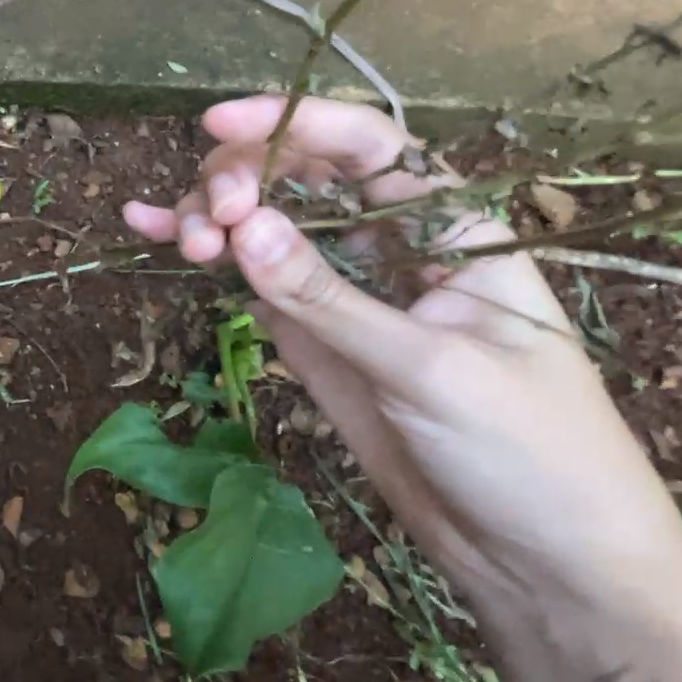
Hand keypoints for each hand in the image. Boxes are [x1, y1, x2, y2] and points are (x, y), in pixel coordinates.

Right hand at [123, 96, 681, 681]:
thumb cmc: (531, 454)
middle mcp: (381, 240)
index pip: (365, 146)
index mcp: (445, 227)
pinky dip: (196, 250)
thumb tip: (242, 227)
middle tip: (209, 223)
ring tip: (183, 242)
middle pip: (293, 174)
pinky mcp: (298, 325)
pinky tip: (145, 227)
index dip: (292, 122)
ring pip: (256, 218)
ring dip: (207, 214)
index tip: (217, 126)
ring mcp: (334, 282)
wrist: (536, 560)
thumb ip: (329, 297)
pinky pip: (241, 273)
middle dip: (239, 180)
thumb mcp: (432, 370)